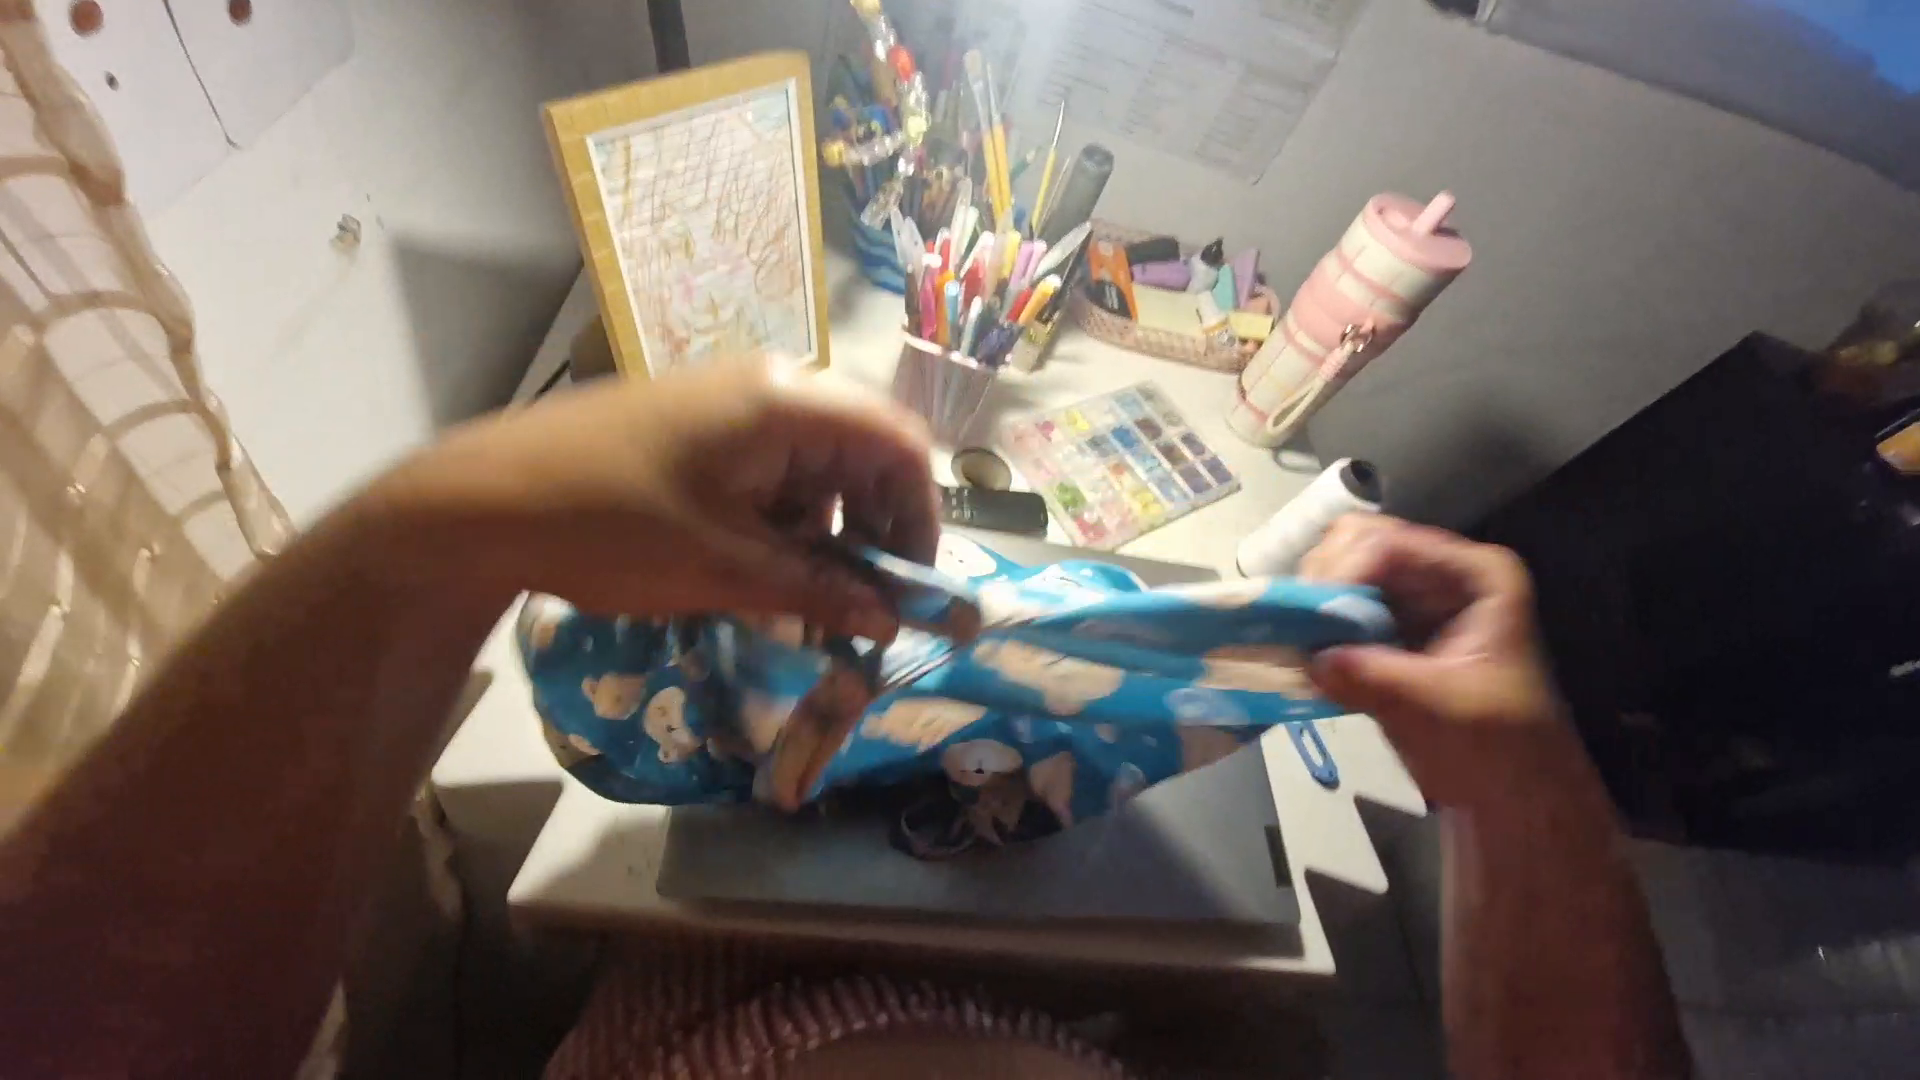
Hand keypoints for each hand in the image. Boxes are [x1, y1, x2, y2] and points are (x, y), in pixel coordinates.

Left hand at [367, 362, 937, 641]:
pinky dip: (789, 523)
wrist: (473, 504)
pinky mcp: (706, 431)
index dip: (922, 516)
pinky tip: (764, 567)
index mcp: (787, 403)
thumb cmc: (608, 526)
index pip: (899, 444)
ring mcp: (734, 406)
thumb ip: (820, 591)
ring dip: (831, 532)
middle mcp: (772, 389)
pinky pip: (777, 474)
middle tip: (865, 601)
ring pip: (821, 469)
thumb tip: (892, 623)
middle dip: (877, 529)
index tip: (912, 585)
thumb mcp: (724, 568)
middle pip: (865, 455)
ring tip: (810, 594)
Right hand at [1299, 514, 1590, 808]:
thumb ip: (1377, 679)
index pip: (1388, 544)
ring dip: (1309, 602)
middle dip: (1320, 581)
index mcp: (1473, 575)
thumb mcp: (1441, 711)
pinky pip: (1331, 604)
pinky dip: (1310, 623)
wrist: (1512, 796)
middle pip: (1354, 542)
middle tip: (1298, 627)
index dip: (1341, 572)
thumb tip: (1309, 658)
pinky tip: (1301, 651)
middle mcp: (1438, 571)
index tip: (1309, 619)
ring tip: (1299, 642)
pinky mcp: (1382, 625)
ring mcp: (1408, 596)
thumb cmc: (1500, 751)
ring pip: (1335, 569)